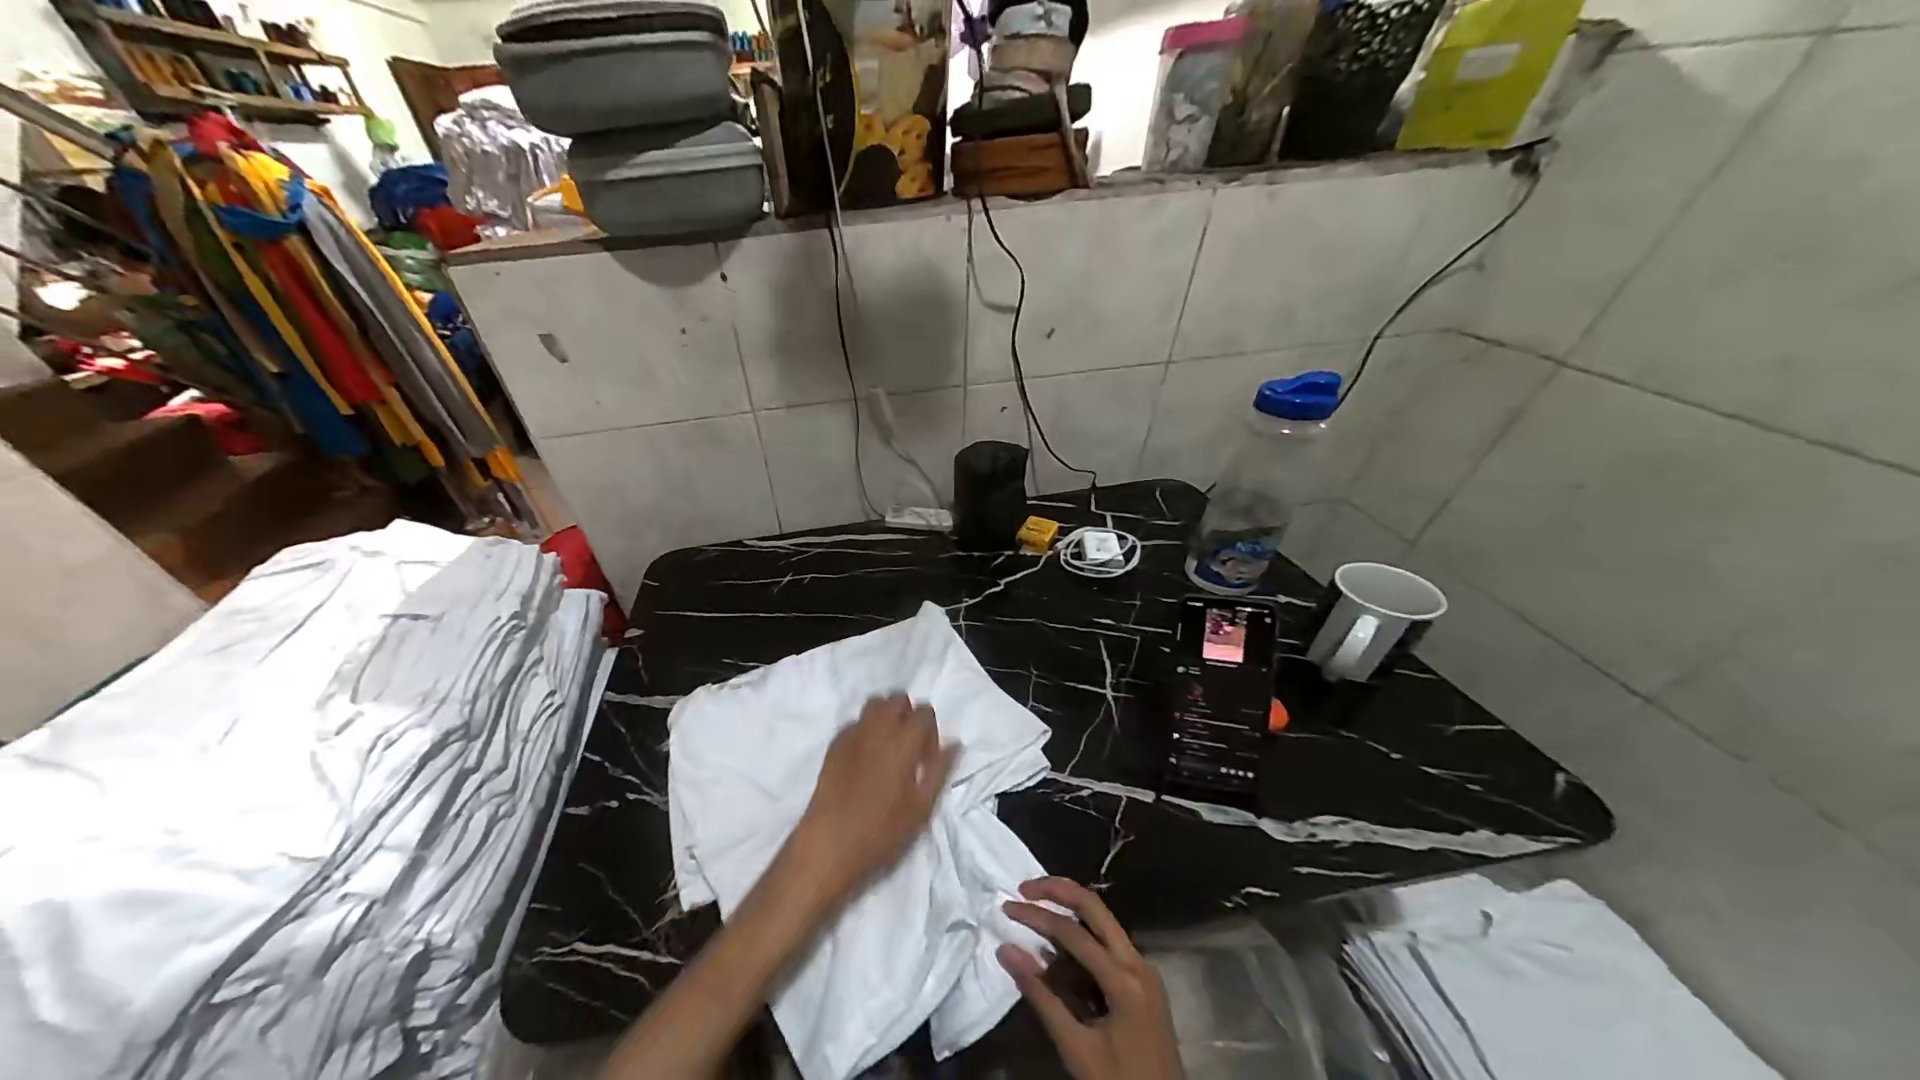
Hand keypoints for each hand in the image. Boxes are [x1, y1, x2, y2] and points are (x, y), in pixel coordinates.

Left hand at [790, 694, 956, 900]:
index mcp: (902, 741)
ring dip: (886, 717)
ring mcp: (852, 734)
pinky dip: (866, 730)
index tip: (927, 759)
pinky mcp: (833, 745)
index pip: (924, 712)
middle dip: (908, 715)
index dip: (931, 732)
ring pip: (873, 704)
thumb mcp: (922, 807)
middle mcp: (877, 729)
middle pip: (897, 699)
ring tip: (889, 748)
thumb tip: (954, 744)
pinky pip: (855, 723)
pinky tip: (866, 759)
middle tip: (910, 748)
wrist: (829, 845)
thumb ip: (939, 770)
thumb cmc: (882, 831)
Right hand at [998, 878, 1184, 1079]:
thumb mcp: (1076, 1047)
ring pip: (1104, 922)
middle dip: (1059, 891)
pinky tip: (1060, 943)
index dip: (1036, 916)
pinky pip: (1110, 944)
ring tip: (1037, 904)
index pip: (1073, 933)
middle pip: (1095, 908)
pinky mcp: (1143, 981)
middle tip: (1025, 887)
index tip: (1007, 907)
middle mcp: (1138, 963)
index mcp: (1124, 979)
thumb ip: (1041, 996)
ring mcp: (1145, 970)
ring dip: (1070, 908)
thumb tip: (1006, 951)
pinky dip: (1083, 934)